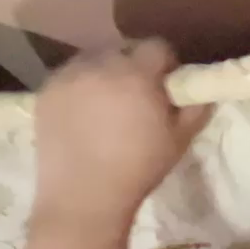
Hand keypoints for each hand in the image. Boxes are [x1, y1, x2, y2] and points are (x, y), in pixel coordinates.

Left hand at [32, 39, 210, 236]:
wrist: (82, 202)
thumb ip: (196, 107)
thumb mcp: (179, 140)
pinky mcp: (46, 91)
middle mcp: (101, 65)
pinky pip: (69, 76)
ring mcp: (70, 76)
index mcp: (137, 73)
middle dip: (133, 67)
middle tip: (134, 98)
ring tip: (104, 105)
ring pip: (94, 59)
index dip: (164, 65)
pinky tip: (81, 113)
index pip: (157, 47)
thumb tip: (203, 90)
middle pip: (124, 50)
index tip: (163, 88)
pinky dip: (78, 86)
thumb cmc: (137, 170)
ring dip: (104, 73)